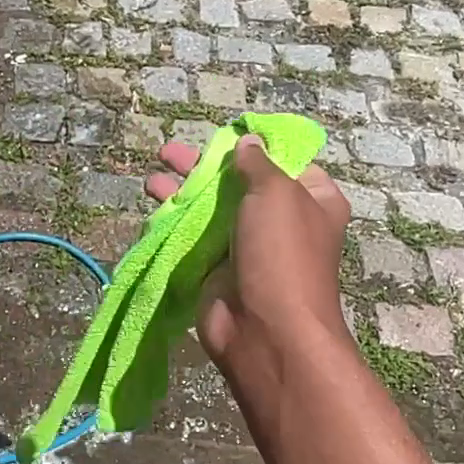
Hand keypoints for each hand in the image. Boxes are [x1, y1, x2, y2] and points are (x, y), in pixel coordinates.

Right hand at [145, 133, 350, 371]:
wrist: (265, 328)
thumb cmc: (280, 253)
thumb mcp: (277, 193)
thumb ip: (258, 163)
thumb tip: (248, 142)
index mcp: (312, 199)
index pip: (284, 161)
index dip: (254, 147)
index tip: (224, 134)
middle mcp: (282, 219)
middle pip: (237, 182)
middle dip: (203, 166)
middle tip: (169, 153)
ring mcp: (247, 244)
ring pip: (210, 208)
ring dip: (181, 192)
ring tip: (151, 179)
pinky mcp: (218, 266)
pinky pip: (194, 236)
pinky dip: (174, 221)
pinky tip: (152, 209)